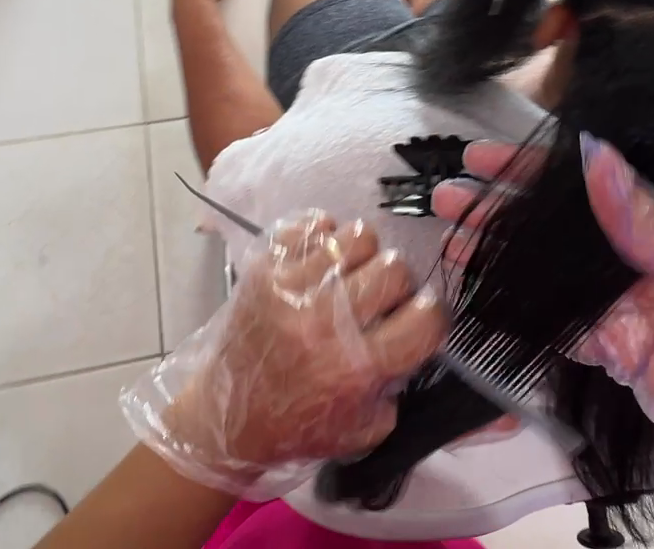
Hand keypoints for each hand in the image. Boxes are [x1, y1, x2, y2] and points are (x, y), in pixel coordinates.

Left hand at [121, 212, 446, 497]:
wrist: (223, 413)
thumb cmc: (298, 424)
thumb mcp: (362, 429)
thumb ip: (398, 384)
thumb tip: (417, 332)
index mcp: (356, 367)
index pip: (425, 317)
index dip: (430, 314)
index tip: (417, 316)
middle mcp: (327, 322)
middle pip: (394, 267)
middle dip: (396, 282)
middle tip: (378, 297)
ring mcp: (293, 287)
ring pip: (358, 236)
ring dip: (362, 255)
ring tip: (348, 274)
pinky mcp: (267, 266)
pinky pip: (315, 224)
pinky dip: (324, 236)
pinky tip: (320, 259)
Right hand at [433, 136, 653, 548]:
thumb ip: (645, 217)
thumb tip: (590, 153)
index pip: (584, 180)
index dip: (530, 169)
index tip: (480, 157)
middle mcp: (636, 250)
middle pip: (554, 226)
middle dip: (500, 212)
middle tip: (446, 201)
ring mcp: (625, 300)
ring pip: (550, 274)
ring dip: (503, 261)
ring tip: (454, 247)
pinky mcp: (622, 348)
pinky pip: (563, 326)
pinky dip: (527, 316)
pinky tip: (487, 304)